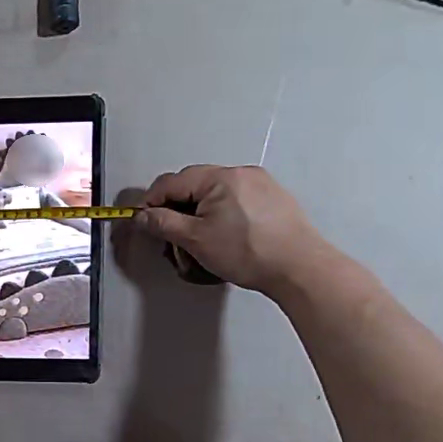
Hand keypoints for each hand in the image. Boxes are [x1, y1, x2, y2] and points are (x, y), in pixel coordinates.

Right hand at [133, 165, 322, 297]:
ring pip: (214, 192)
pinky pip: (235, 199)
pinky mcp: (272, 199)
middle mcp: (241, 174)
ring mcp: (260, 185)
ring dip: (199, 212)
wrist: (299, 267)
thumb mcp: (195, 240)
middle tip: (171, 235)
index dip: (152, 202)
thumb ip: (163, 223)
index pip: (171, 182)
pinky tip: (224, 237)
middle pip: (193, 184)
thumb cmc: (252, 252)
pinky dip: (221, 214)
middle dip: (176, 208)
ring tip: (200, 240)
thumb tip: (144, 216)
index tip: (145, 221)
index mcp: (220, 178)